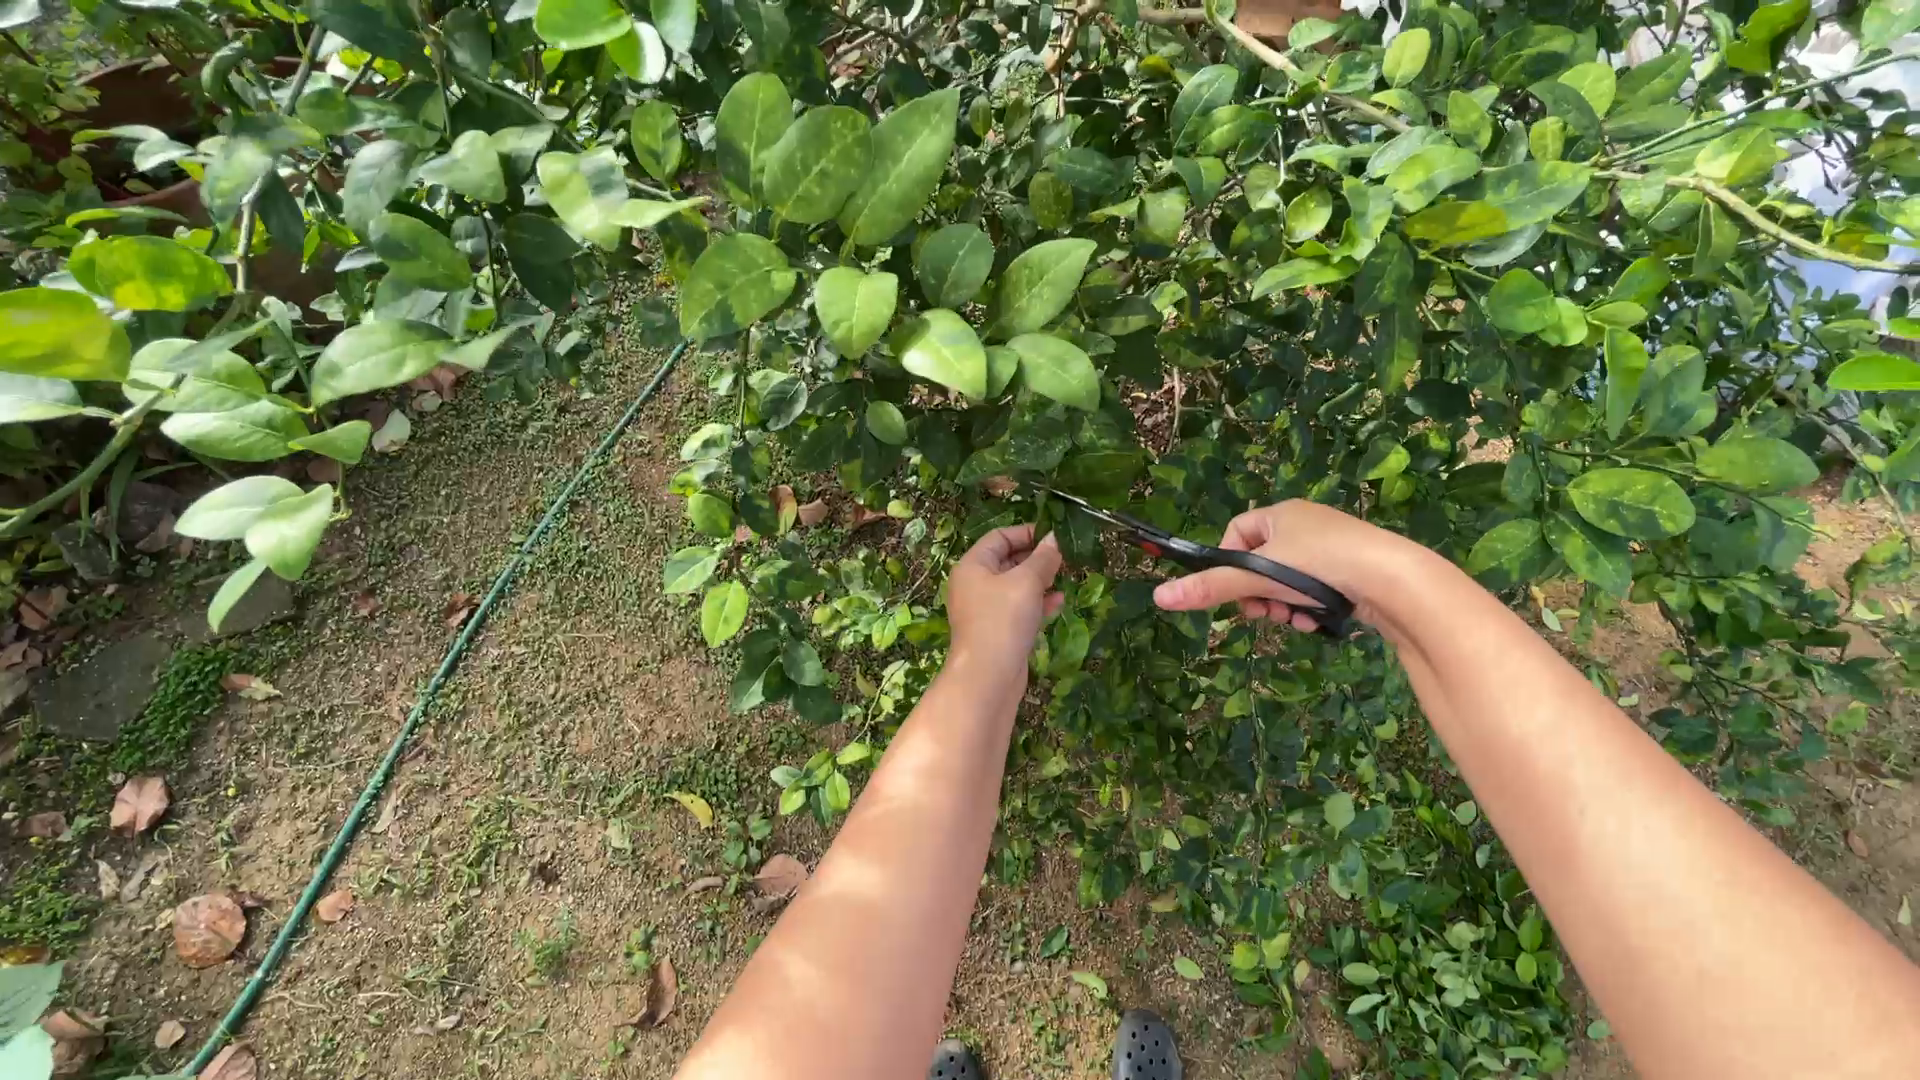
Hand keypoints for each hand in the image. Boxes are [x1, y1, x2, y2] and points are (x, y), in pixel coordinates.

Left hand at [947, 524, 1064, 675]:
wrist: (988, 676)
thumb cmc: (1003, 620)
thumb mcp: (1026, 582)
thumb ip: (1042, 558)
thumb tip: (1053, 538)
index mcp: (972, 566)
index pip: (999, 537)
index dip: (1026, 532)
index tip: (1054, 535)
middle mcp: (974, 584)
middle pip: (1007, 560)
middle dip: (1035, 558)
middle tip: (1063, 558)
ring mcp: (984, 609)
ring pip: (1015, 586)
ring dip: (1039, 581)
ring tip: (1063, 578)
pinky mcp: (997, 630)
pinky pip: (1018, 608)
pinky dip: (1037, 603)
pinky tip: (1058, 603)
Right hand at [1151, 500, 1418, 631]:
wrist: (1393, 579)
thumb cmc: (1320, 564)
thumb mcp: (1257, 576)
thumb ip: (1209, 587)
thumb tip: (1159, 597)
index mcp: (1280, 513)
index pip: (1236, 534)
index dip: (1227, 563)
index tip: (1232, 590)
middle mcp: (1305, 524)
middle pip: (1260, 562)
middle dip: (1256, 592)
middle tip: (1262, 613)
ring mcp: (1332, 547)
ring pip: (1287, 580)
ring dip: (1281, 605)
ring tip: (1293, 620)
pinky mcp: (1353, 571)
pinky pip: (1314, 588)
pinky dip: (1308, 608)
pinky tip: (1315, 622)